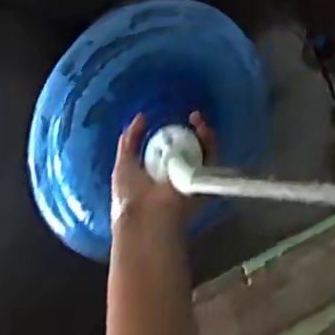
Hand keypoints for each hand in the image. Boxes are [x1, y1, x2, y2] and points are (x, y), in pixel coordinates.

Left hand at [112, 112, 216, 235]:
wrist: (146, 218)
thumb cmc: (130, 196)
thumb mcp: (123, 165)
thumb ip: (129, 140)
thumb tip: (141, 116)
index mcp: (158, 173)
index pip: (171, 149)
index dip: (174, 132)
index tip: (173, 119)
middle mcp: (177, 175)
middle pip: (191, 147)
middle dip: (193, 130)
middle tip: (192, 116)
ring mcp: (192, 178)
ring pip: (204, 151)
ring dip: (203, 133)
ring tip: (197, 120)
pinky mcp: (204, 182)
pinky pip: (211, 159)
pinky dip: (210, 143)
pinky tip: (204, 130)